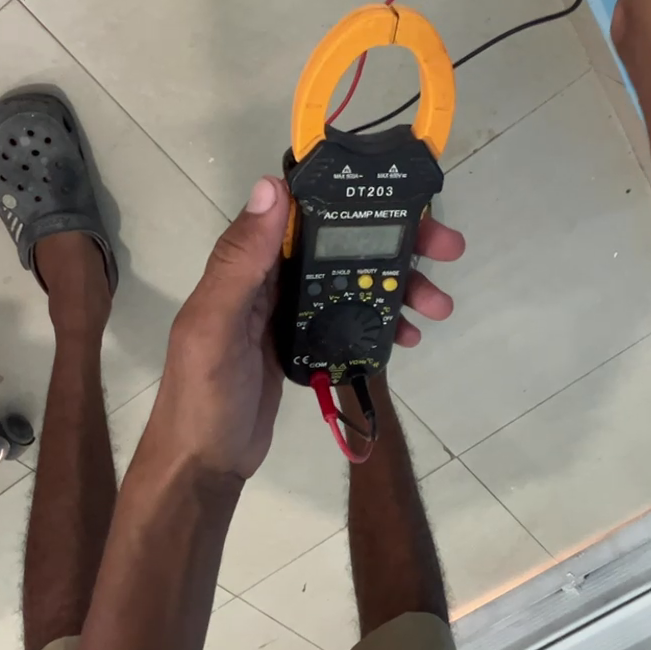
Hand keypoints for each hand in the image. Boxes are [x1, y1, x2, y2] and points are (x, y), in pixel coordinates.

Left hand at [142, 181, 466, 479]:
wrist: (205, 462)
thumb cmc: (203, 394)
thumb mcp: (214, 325)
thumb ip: (240, 261)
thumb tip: (271, 186)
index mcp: (248, 264)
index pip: (305, 213)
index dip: (353, 199)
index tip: (404, 198)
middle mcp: (271, 279)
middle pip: (340, 246)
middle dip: (395, 242)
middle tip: (446, 248)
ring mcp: (291, 312)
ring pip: (353, 283)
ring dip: (397, 286)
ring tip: (437, 304)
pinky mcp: (305, 343)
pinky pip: (351, 321)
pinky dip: (381, 323)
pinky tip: (408, 335)